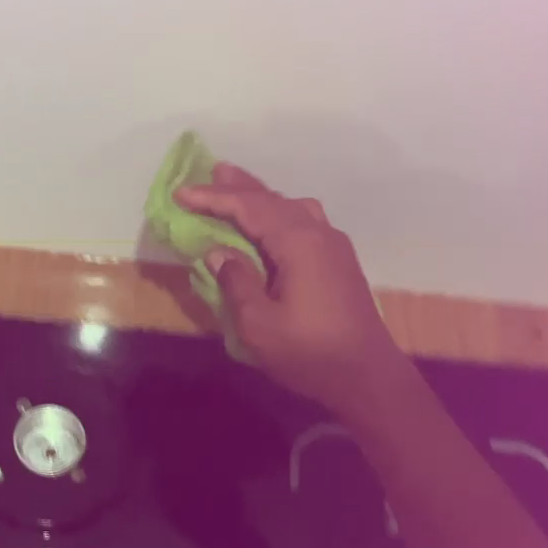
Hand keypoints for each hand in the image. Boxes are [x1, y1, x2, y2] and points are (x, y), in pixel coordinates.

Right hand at [175, 164, 402, 423]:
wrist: (366, 376)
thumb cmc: (309, 353)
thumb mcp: (260, 324)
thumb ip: (237, 283)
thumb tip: (219, 254)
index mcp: (299, 243)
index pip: (250, 207)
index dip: (213, 199)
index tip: (181, 194)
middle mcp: (319, 234)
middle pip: (274, 200)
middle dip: (241, 187)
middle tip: (212, 172)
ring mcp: (334, 248)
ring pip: (293, 210)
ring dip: (263, 200)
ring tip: (239, 194)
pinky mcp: (339, 265)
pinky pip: (304, 225)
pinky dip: (279, 217)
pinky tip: (270, 228)